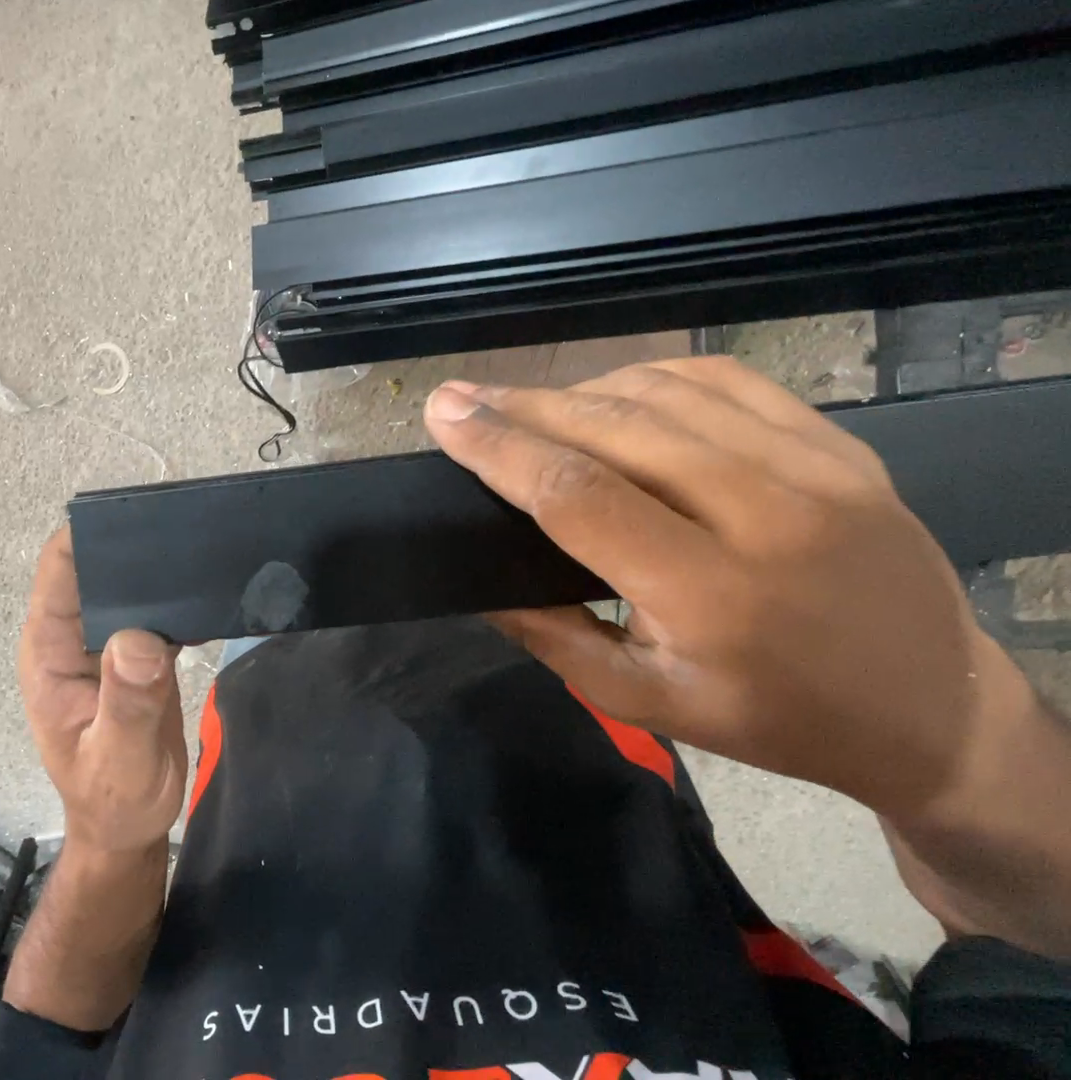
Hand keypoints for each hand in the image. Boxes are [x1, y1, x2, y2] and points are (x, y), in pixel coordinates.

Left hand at [18, 528, 186, 854]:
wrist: (129, 829)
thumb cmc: (113, 801)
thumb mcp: (119, 761)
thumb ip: (128, 704)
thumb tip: (139, 640)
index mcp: (51, 654)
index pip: (59, 572)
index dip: (90, 537)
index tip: (138, 516)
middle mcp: (72, 639)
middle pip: (95, 569)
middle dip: (132, 546)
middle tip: (188, 527)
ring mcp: (105, 645)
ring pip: (126, 588)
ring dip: (157, 570)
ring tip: (206, 546)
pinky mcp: (136, 655)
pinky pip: (152, 611)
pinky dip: (175, 599)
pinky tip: (209, 586)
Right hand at [421, 356, 1034, 820]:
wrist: (931, 710)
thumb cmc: (768, 717)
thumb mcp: (640, 699)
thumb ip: (549, 636)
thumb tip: (476, 582)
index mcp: (709, 592)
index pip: (580, 495)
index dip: (502, 450)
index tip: (444, 418)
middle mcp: (766, 513)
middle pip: (617, 428)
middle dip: (523, 408)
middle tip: (460, 398)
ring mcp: (816, 469)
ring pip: (668, 394)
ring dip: (578, 390)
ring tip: (522, 402)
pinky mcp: (842, 448)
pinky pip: (728, 383)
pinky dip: (651, 376)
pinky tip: (609, 391)